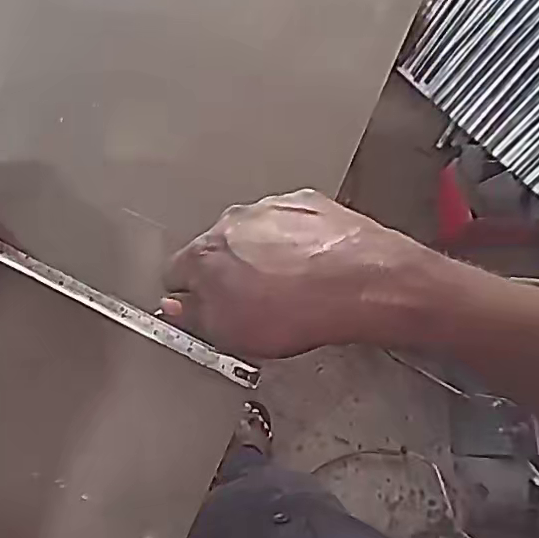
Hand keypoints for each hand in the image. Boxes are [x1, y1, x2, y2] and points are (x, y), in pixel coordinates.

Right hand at [160, 189, 443, 357]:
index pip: (175, 272)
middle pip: (216, 249)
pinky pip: (289, 224)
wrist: (363, 283)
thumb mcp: (231, 334)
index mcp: (205, 254)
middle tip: (252, 303)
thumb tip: (176, 309)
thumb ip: (194, 318)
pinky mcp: (306, 204)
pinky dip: (294, 243)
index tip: (204, 308)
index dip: (189, 295)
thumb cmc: (301, 309)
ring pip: (253, 234)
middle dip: (228, 273)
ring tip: (289, 289)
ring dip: (262, 256)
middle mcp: (232, 222)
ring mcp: (270, 209)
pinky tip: (311, 268)